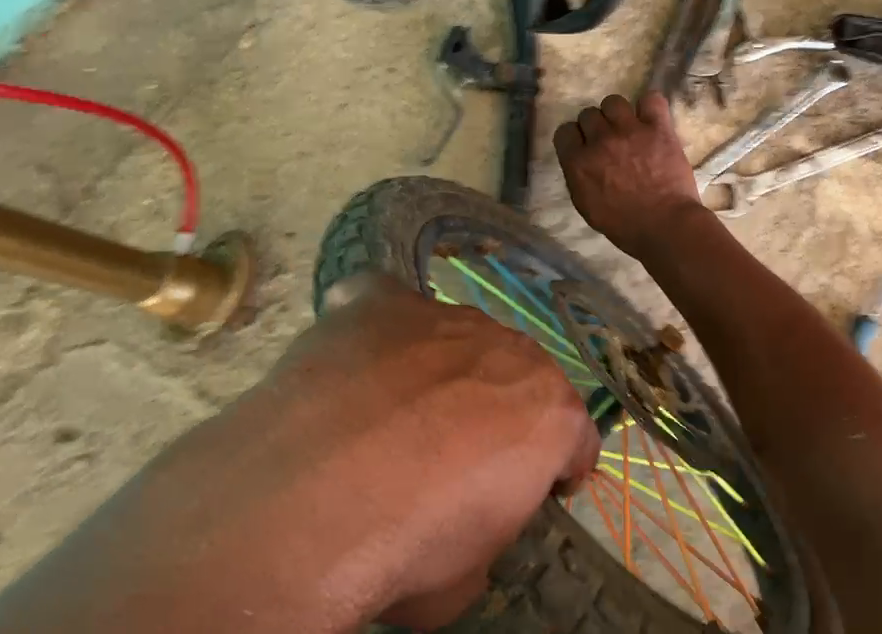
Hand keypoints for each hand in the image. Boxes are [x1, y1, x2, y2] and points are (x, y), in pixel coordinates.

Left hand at [0, 274, 598, 633]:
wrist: (306, 503)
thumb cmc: (401, 553)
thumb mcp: (464, 580)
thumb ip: (485, 534)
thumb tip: (463, 523)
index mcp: (551, 415)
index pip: (575, 437)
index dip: (555, 468)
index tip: (533, 490)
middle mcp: (511, 350)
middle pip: (519, 374)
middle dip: (498, 410)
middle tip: (453, 456)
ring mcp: (444, 317)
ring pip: (457, 337)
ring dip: (441, 368)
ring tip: (389, 413)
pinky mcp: (380, 302)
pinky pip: (388, 302)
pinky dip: (378, 324)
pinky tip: (352, 357)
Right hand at [553, 92, 706, 257]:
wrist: (665, 225)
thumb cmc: (625, 226)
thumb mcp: (587, 205)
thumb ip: (579, 176)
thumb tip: (580, 160)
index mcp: (578, 163)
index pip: (564, 131)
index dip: (575, 138)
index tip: (585, 146)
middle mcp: (600, 140)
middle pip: (589, 114)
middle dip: (597, 126)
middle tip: (610, 141)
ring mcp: (630, 131)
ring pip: (614, 102)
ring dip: (618, 114)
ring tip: (629, 128)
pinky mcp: (658, 128)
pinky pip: (651, 99)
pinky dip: (650, 107)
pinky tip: (652, 120)